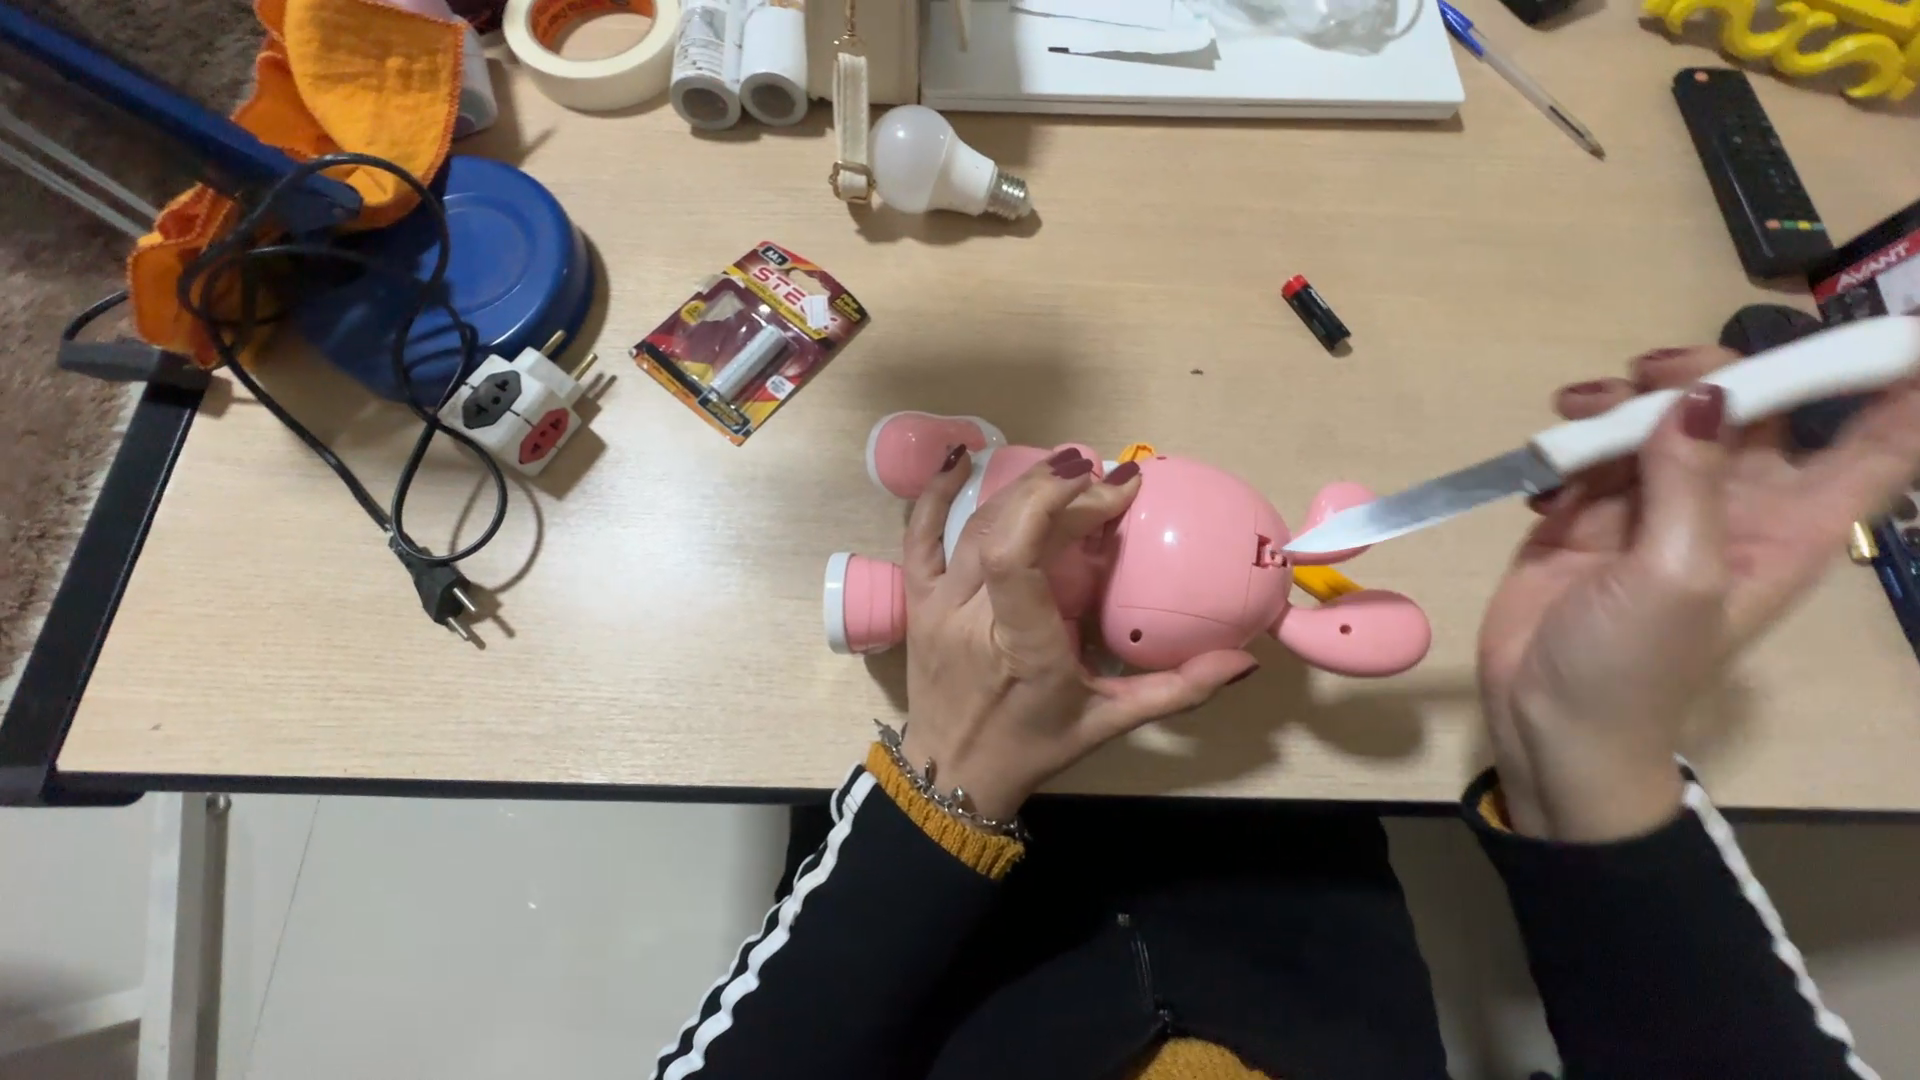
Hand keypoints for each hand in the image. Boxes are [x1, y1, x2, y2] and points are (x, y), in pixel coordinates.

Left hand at [899, 447, 1259, 820]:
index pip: (1017, 557)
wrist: (952, 773)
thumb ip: (1175, 691)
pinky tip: (961, 458)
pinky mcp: (917, 601)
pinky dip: (934, 494)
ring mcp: (936, 606)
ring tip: (1067, 469)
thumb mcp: (1106, 723)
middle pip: (1007, 530)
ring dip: (1021, 488)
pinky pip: (917, 537)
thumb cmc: (1031, 747)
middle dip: (1060, 493)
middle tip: (1106, 481)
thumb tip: (1243, 659)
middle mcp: (970, 618)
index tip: (1110, 484)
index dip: (1057, 506)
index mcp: (1020, 647)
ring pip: (972, 526)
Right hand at [1478, 346, 1919, 841]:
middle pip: (1746, 410)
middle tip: (1645, 376)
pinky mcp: (1580, 520)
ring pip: (1656, 425)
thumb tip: (1699, 395)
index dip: (1891, 380)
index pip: (1874, 440)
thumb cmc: (1632, 663)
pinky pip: (1586, 462)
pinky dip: (1565, 451)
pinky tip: (1541, 474)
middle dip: (1704, 375)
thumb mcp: (1675, 576)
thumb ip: (1688, 484)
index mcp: (1785, 524)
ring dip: (1619, 405)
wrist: (1548, 716)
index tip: (1878, 327)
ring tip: (1572, 411)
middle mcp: (1724, 506)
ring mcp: (1647, 512)